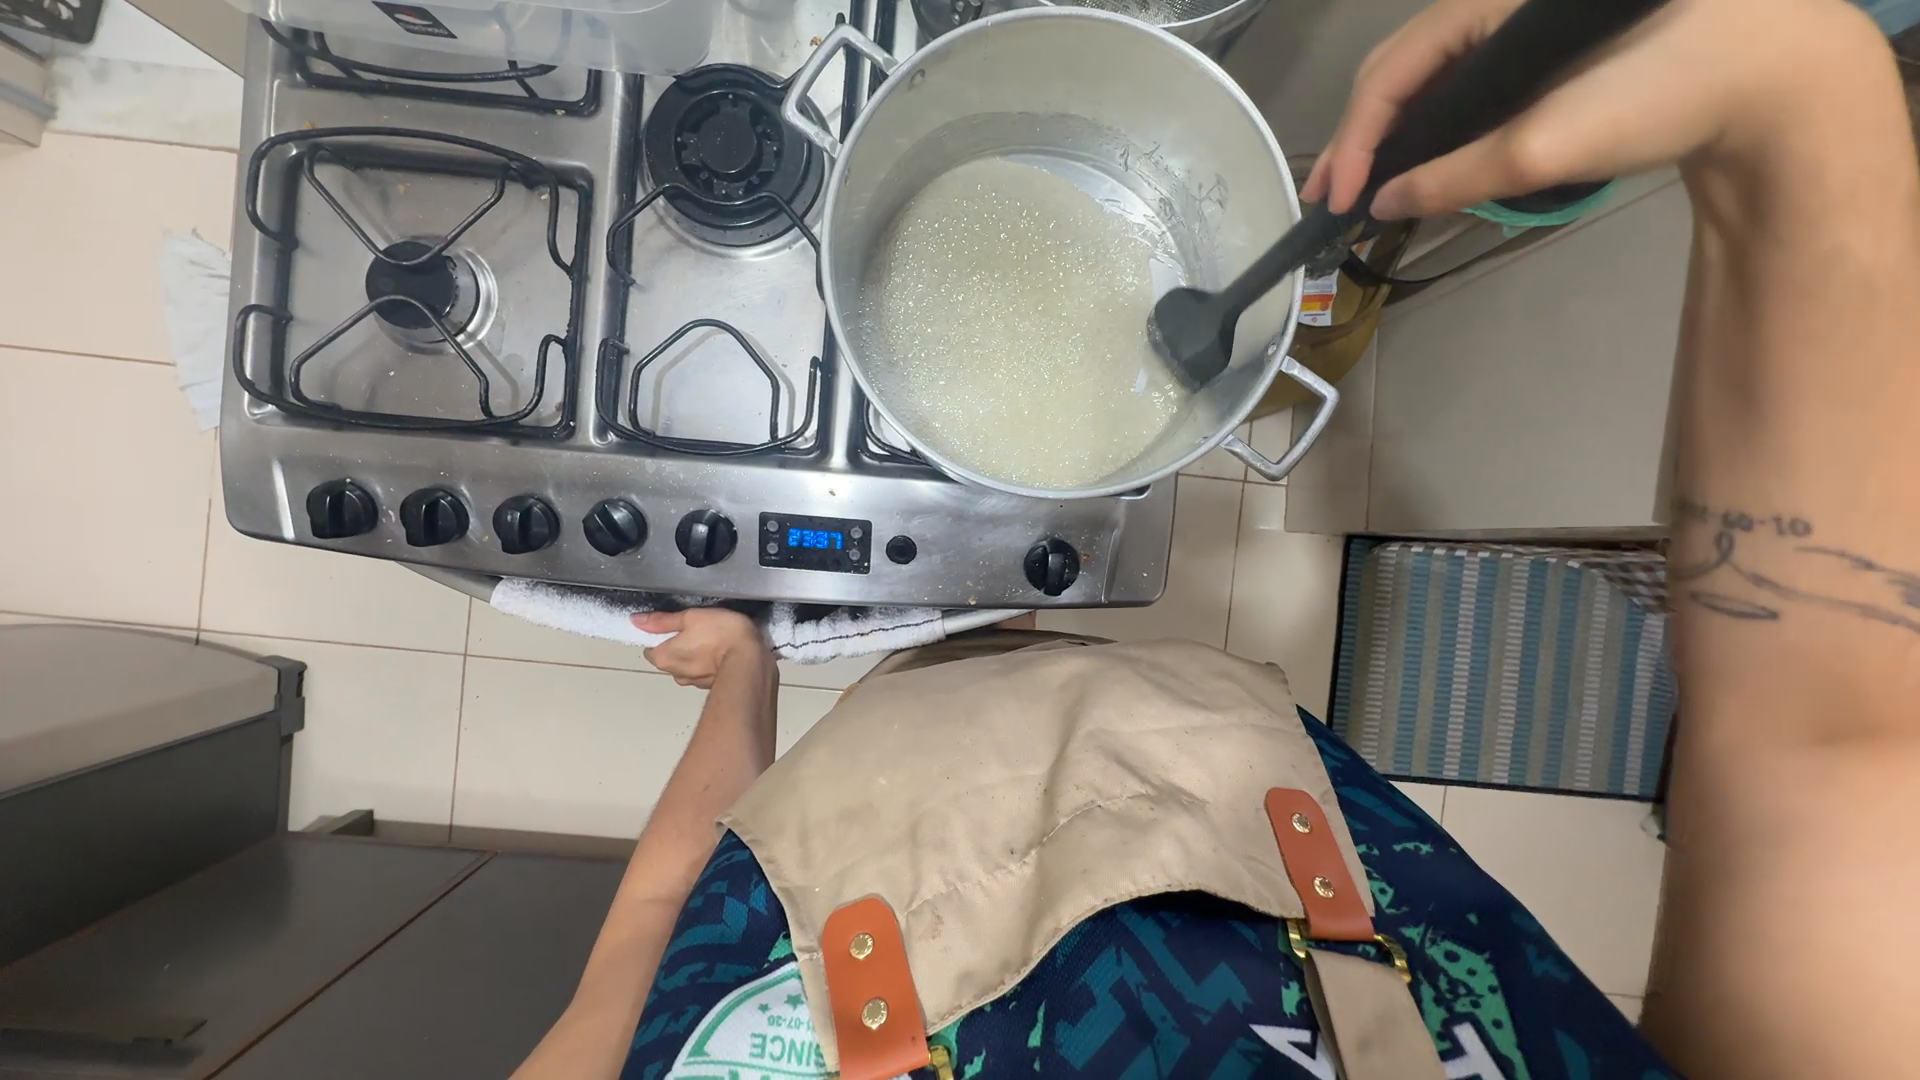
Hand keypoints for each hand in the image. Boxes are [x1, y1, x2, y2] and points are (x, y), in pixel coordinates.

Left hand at [630, 609, 769, 688]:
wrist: (750, 661)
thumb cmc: (720, 634)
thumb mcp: (691, 617)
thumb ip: (663, 620)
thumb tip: (635, 620)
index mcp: (663, 657)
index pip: (651, 648)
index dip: (662, 636)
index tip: (679, 627)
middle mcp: (674, 674)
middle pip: (669, 658)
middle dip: (680, 647)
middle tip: (699, 631)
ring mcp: (693, 683)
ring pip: (688, 667)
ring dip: (696, 657)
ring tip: (715, 642)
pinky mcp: (711, 687)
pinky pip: (705, 673)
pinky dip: (710, 665)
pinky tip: (724, 654)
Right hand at [1301, 0, 1889, 219]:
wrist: (1778, 79)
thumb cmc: (1666, 94)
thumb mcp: (1544, 145)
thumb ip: (1451, 178)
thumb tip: (1381, 204)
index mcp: (1492, 5)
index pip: (1392, 73)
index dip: (1353, 141)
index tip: (1334, 202)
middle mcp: (1493, 6)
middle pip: (1396, 70)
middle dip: (1355, 138)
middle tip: (1325, 198)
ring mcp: (1513, 27)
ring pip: (1422, 79)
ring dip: (1381, 136)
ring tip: (1352, 188)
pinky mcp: (1532, 53)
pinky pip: (1454, 88)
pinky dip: (1420, 130)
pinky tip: (1405, 162)